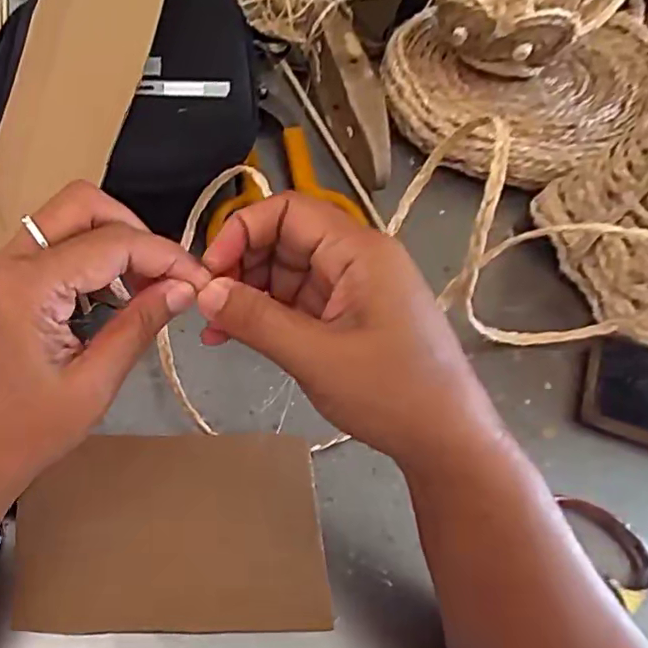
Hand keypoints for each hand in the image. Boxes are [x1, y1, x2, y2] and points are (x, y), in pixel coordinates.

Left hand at [0, 182, 208, 520]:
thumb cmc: (31, 432)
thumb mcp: (94, 384)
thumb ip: (138, 326)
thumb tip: (183, 288)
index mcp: (27, 288)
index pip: (110, 243)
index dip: (163, 255)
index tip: (198, 280)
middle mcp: (8, 263)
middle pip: (82, 205)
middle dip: (134, 232)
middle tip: (166, 276)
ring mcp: (2, 270)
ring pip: (66, 219)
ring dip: (112, 241)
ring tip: (144, 288)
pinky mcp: (5, 283)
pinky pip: (53, 246)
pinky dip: (89, 258)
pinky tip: (110, 297)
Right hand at [198, 192, 505, 470]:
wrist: (443, 437)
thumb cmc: (391, 393)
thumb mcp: (316, 356)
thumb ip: (257, 320)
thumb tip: (205, 292)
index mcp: (358, 251)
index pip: (288, 210)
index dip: (241, 231)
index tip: (209, 272)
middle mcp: (355, 260)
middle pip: (284, 239)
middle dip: (240, 265)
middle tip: (206, 304)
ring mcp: (351, 289)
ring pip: (285, 273)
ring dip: (247, 294)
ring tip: (214, 328)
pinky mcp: (346, 317)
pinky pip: (295, 303)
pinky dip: (265, 316)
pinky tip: (235, 335)